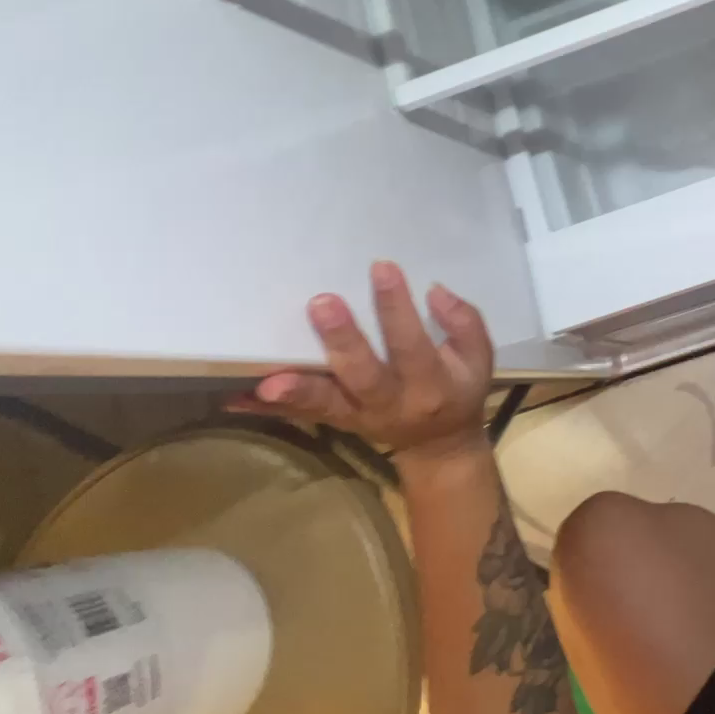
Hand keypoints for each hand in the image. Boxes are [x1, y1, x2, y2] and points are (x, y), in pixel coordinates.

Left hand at [230, 261, 495, 466]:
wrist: (440, 446)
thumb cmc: (460, 390)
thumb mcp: (480, 359)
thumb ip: (464, 324)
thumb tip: (435, 290)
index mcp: (430, 384)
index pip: (412, 344)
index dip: (397, 308)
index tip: (381, 267)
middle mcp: (393, 403)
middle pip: (364, 375)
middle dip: (343, 341)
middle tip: (321, 303)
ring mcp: (359, 416)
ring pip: (326, 404)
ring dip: (296, 390)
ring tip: (266, 381)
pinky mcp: (336, 422)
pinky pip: (300, 416)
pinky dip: (266, 409)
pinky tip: (235, 397)